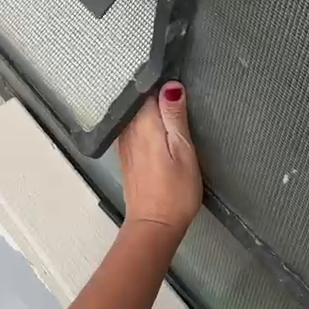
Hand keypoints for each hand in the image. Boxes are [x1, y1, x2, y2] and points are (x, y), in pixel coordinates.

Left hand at [116, 82, 200, 235]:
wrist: (154, 226)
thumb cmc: (175, 191)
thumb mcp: (184, 151)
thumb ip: (175, 116)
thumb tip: (171, 85)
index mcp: (144, 123)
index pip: (149, 89)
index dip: (163, 83)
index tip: (178, 82)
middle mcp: (129, 129)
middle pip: (140, 100)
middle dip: (156, 94)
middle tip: (177, 97)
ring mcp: (124, 142)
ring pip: (135, 113)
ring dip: (149, 108)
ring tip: (169, 110)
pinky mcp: (125, 153)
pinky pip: (132, 126)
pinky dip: (142, 122)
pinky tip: (155, 127)